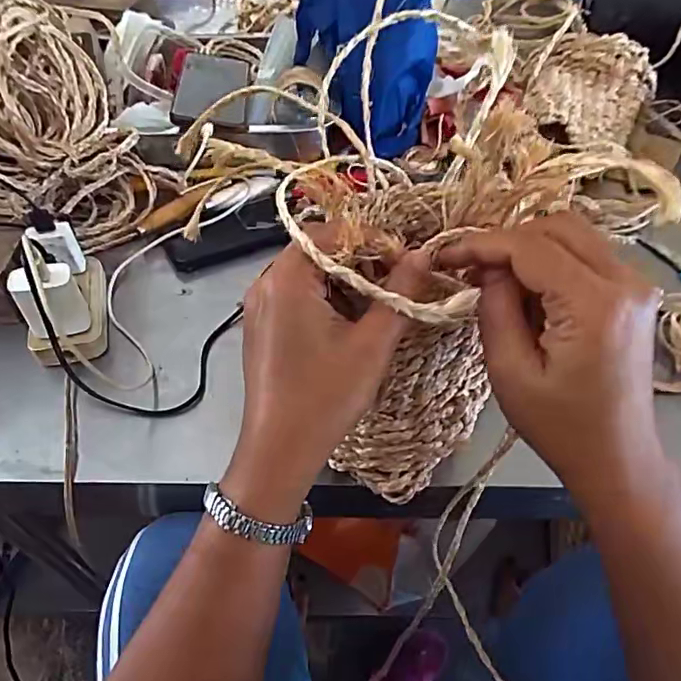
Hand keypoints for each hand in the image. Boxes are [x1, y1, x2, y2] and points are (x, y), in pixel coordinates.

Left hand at [224, 231, 430, 520]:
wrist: (279, 449)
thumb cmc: (326, 397)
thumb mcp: (372, 344)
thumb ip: (400, 293)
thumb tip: (422, 255)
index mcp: (287, 278)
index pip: (333, 232)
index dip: (373, 241)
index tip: (406, 263)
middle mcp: (265, 283)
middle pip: (318, 250)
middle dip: (361, 262)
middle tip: (396, 287)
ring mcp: (258, 306)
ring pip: (308, 274)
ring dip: (345, 283)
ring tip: (377, 310)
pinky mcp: (260, 326)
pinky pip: (295, 296)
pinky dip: (326, 300)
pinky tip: (348, 326)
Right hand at [437, 214, 664, 496]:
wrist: (617, 454)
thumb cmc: (560, 426)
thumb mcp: (509, 373)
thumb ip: (495, 310)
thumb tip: (487, 270)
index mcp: (595, 305)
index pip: (532, 247)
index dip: (483, 244)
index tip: (447, 255)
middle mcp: (626, 282)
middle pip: (558, 225)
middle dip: (508, 241)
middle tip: (473, 270)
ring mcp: (637, 285)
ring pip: (574, 234)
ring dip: (531, 249)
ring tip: (498, 284)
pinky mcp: (635, 293)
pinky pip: (587, 255)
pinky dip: (552, 262)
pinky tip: (531, 295)